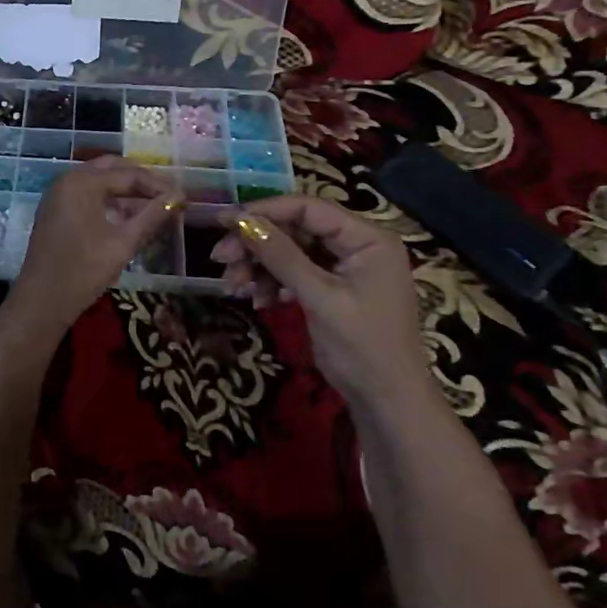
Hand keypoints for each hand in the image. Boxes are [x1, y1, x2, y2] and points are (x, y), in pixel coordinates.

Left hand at [9, 156, 182, 329]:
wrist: (42, 300)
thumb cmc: (83, 270)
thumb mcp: (123, 242)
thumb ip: (152, 216)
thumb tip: (179, 197)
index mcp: (81, 182)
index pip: (129, 174)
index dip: (159, 185)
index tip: (184, 198)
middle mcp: (66, 180)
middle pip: (111, 169)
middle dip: (141, 180)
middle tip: (168, 196)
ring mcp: (57, 196)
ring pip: (98, 181)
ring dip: (125, 190)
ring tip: (154, 205)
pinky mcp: (55, 212)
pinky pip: (86, 195)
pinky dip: (108, 199)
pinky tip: (128, 216)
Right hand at [209, 195, 429, 401]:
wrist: (386, 399)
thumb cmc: (362, 345)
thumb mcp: (319, 297)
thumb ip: (281, 255)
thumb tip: (241, 220)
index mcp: (368, 239)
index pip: (308, 208)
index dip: (264, 211)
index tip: (224, 222)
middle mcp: (357, 245)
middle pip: (294, 228)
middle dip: (256, 244)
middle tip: (220, 259)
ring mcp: (344, 266)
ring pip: (288, 250)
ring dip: (258, 266)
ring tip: (234, 287)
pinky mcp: (331, 286)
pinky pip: (293, 271)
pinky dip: (271, 282)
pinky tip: (258, 300)